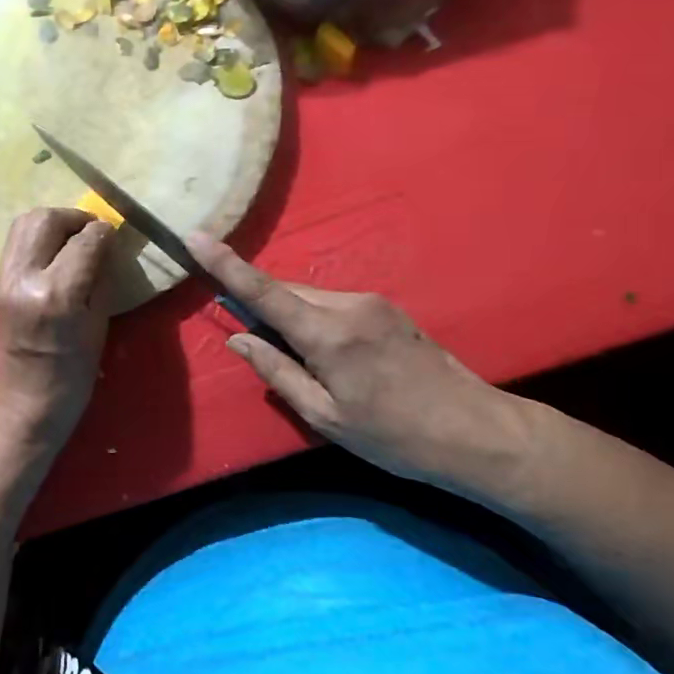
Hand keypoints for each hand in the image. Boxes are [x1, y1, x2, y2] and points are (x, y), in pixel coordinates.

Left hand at [0, 208, 115, 450]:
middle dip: (74, 218)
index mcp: (55, 294)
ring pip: (23, 224)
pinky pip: (15, 246)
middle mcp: (22, 278)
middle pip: (45, 219)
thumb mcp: (99, 324)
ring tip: (73, 239)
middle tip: (92, 232)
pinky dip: (37, 240)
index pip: (84, 240)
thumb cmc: (73, 375)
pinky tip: (54, 256)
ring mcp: (2, 280)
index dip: (104, 232)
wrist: (25, 405)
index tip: (114, 233)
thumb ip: (101, 277)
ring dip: (52, 223)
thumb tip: (107, 242)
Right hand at [188, 234, 538, 497]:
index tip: (195, 238)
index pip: (262, 291)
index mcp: (326, 334)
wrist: (478, 434)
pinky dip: (313, 318)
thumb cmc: (394, 436)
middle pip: (284, 291)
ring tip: (302, 360)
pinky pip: (331, 303)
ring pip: (307, 297)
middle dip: (260, 305)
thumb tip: (239, 338)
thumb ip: (276, 371)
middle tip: (254, 339)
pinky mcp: (385, 308)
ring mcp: (371, 302)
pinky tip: (331, 354)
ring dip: (290, 315)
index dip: (224, 264)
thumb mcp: (324, 416)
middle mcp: (347, 305)